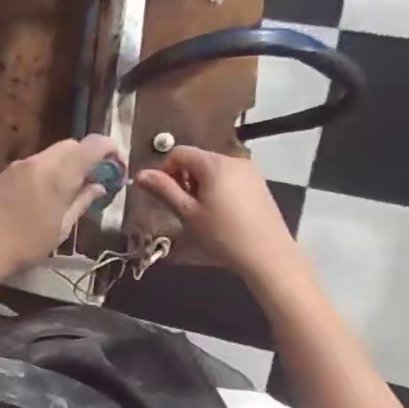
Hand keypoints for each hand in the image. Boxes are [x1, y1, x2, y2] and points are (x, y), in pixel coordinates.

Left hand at [0, 135, 124, 276]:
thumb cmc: (28, 244)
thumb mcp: (62, 227)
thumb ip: (83, 201)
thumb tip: (99, 186)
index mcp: (58, 174)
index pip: (93, 144)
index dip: (111, 149)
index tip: (118, 167)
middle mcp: (40, 161)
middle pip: (73, 145)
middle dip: (89, 156)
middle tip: (97, 180)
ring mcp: (21, 164)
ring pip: (54, 152)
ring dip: (69, 163)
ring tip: (73, 189)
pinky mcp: (8, 171)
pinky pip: (37, 161)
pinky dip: (51, 168)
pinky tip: (49, 192)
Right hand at [133, 146, 297, 277]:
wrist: (268, 255)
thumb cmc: (222, 234)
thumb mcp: (187, 213)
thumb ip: (163, 189)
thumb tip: (140, 174)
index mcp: (214, 163)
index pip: (179, 153)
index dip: (166, 170)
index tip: (166, 194)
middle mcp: (234, 159)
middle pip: (197, 159)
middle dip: (184, 178)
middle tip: (183, 206)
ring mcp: (250, 171)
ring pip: (213, 169)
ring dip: (200, 184)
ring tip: (202, 212)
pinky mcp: (259, 183)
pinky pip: (229, 177)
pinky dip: (217, 188)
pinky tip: (221, 212)